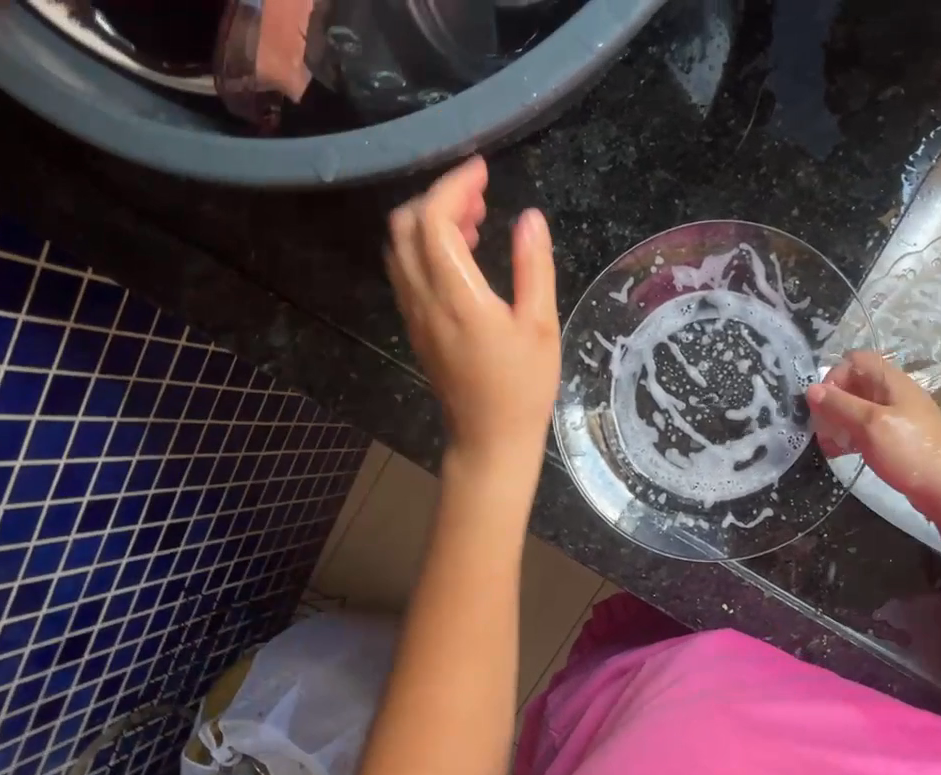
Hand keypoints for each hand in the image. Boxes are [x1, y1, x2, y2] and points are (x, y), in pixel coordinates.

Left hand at [386, 156, 558, 470]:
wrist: (489, 439)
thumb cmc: (522, 387)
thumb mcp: (540, 325)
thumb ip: (533, 266)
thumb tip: (530, 217)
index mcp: (456, 294)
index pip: (434, 220)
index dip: (453, 185)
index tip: (482, 170)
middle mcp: (423, 298)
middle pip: (405, 226)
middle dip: (437, 197)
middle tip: (480, 196)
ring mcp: (414, 313)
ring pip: (400, 248)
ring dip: (428, 221)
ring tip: (474, 221)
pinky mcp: (416, 326)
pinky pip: (406, 270)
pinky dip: (425, 247)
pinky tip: (461, 255)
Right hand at [806, 350, 940, 509]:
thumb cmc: (909, 451)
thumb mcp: (871, 425)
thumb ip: (840, 405)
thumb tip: (811, 388)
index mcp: (892, 382)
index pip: (855, 361)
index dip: (834, 377)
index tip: (822, 404)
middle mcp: (894, 394)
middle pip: (855, 385)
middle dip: (833, 403)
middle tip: (821, 428)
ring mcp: (897, 417)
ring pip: (859, 409)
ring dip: (839, 422)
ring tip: (828, 444)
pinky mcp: (896, 439)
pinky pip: (867, 429)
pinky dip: (850, 437)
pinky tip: (841, 453)